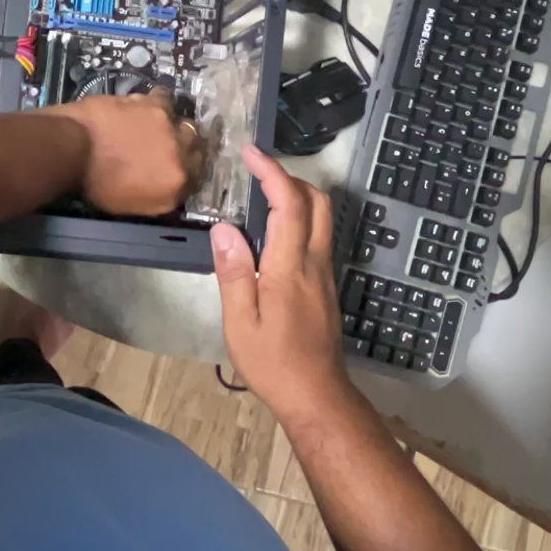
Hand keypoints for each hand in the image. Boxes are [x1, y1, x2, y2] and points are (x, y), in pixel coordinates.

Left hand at [51, 89, 199, 215]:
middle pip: (194, 147)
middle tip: (167, 146)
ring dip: (172, 124)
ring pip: (183, 121)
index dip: (187, 170)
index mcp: (175, 184)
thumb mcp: (129, 204)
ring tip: (154, 125)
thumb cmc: (93, 183)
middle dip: (185, 146)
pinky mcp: (152, 103)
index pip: (195, 177)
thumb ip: (156, 194)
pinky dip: (156, 103)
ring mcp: (167, 127)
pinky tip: (144, 106)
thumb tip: (162, 183)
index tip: (176, 167)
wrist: (73, 147)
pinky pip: (164, 99)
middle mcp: (179, 155)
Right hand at [211, 144, 350, 420]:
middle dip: (289, 177)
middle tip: (257, 172)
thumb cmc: (274, 363)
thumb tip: (224, 229)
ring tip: (262, 195)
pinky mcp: (325, 285)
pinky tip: (274, 231)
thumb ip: (234, 273)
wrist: (317, 397)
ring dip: (297, 196)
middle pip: (317, 202)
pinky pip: (318, 236)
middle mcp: (314, 263)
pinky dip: (299, 218)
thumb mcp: (240, 323)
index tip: (251, 153)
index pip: (290, 204)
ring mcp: (324, 273)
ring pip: (322, 218)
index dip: (272, 172)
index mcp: (290, 268)